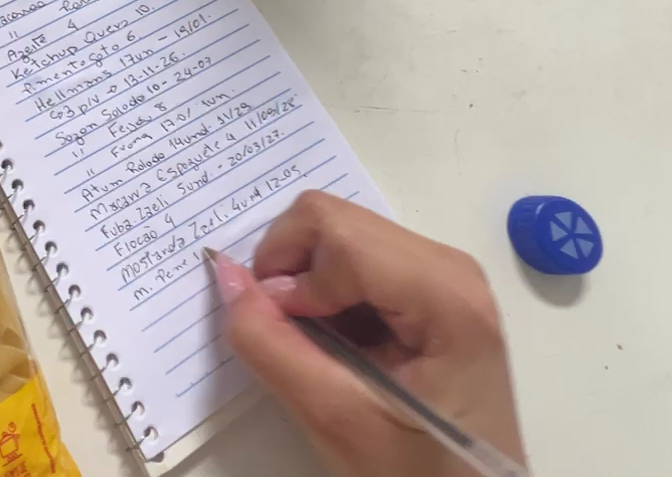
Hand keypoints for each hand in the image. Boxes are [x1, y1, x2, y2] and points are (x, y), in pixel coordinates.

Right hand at [211, 191, 524, 476]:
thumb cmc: (413, 471)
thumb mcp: (330, 416)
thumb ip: (267, 340)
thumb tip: (224, 270)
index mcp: (443, 294)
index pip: (331, 228)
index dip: (287, 270)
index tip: (288, 331)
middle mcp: (447, 265)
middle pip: (331, 219)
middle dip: (290, 266)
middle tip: (292, 327)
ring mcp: (441, 269)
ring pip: (334, 229)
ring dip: (304, 275)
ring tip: (319, 335)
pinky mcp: (427, 279)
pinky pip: (349, 247)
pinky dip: (322, 280)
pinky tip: (340, 331)